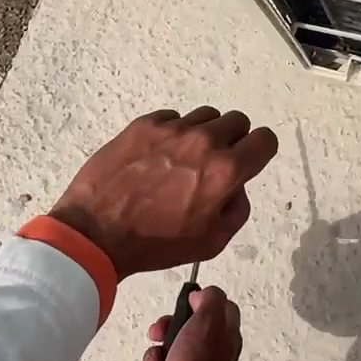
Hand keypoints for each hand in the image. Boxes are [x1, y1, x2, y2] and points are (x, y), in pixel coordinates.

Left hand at [49, 107, 277, 278]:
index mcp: (226, 171)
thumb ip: (237, 210)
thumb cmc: (156, 244)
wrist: (95, 233)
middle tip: (212, 164)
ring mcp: (173, 129)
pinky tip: (156, 157)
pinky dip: (172, 133)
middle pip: (237, 121)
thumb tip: (236, 187)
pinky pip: (173, 118)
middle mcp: (204, 141)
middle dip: (232, 140)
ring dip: (202, 134)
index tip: (247, 161)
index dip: (260, 151)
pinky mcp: (145, 124)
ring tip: (181, 160)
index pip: (265, 140)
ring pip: (206, 116)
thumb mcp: (212, 242)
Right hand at [137, 286, 242, 360]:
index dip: (199, 303)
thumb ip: (209, 302)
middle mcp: (213, 358)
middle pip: (188, 331)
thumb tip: (202, 296)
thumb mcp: (206, 326)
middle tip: (156, 336)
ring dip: (154, 358)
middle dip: (167, 330)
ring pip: (169, 356)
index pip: (219, 309)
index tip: (183, 306)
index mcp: (226, 339)